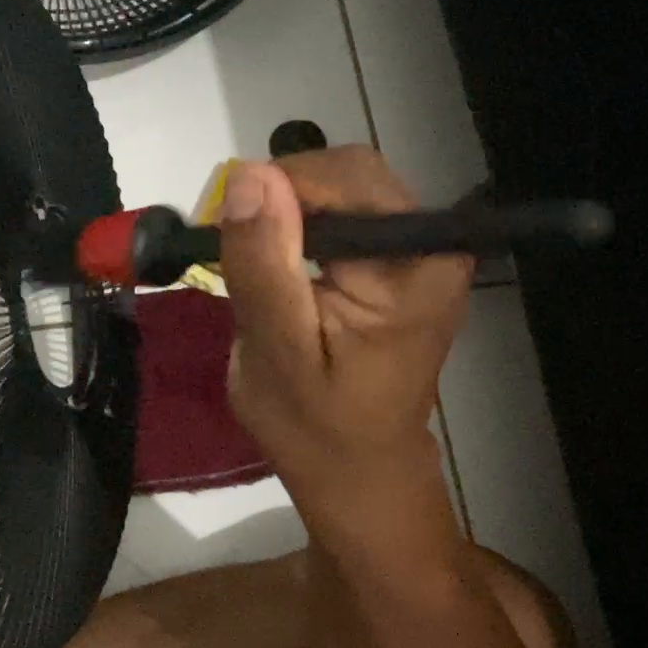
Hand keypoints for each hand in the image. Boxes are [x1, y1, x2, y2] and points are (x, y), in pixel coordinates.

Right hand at [215, 147, 473, 508]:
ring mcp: (421, 252)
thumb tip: (246, 175)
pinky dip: (299, 232)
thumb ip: (262, 262)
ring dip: (283, 215)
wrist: (356, 472)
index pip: (341, 178)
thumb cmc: (312, 425)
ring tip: (245, 260)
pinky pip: (345, 220)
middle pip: (347, 177)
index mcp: (414, 262)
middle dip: (276, 198)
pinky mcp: (402, 264)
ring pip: (342, 193)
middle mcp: (432, 243)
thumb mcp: (275, 348)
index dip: (271, 188)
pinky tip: (275, 268)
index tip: (215, 227)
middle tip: (224, 245)